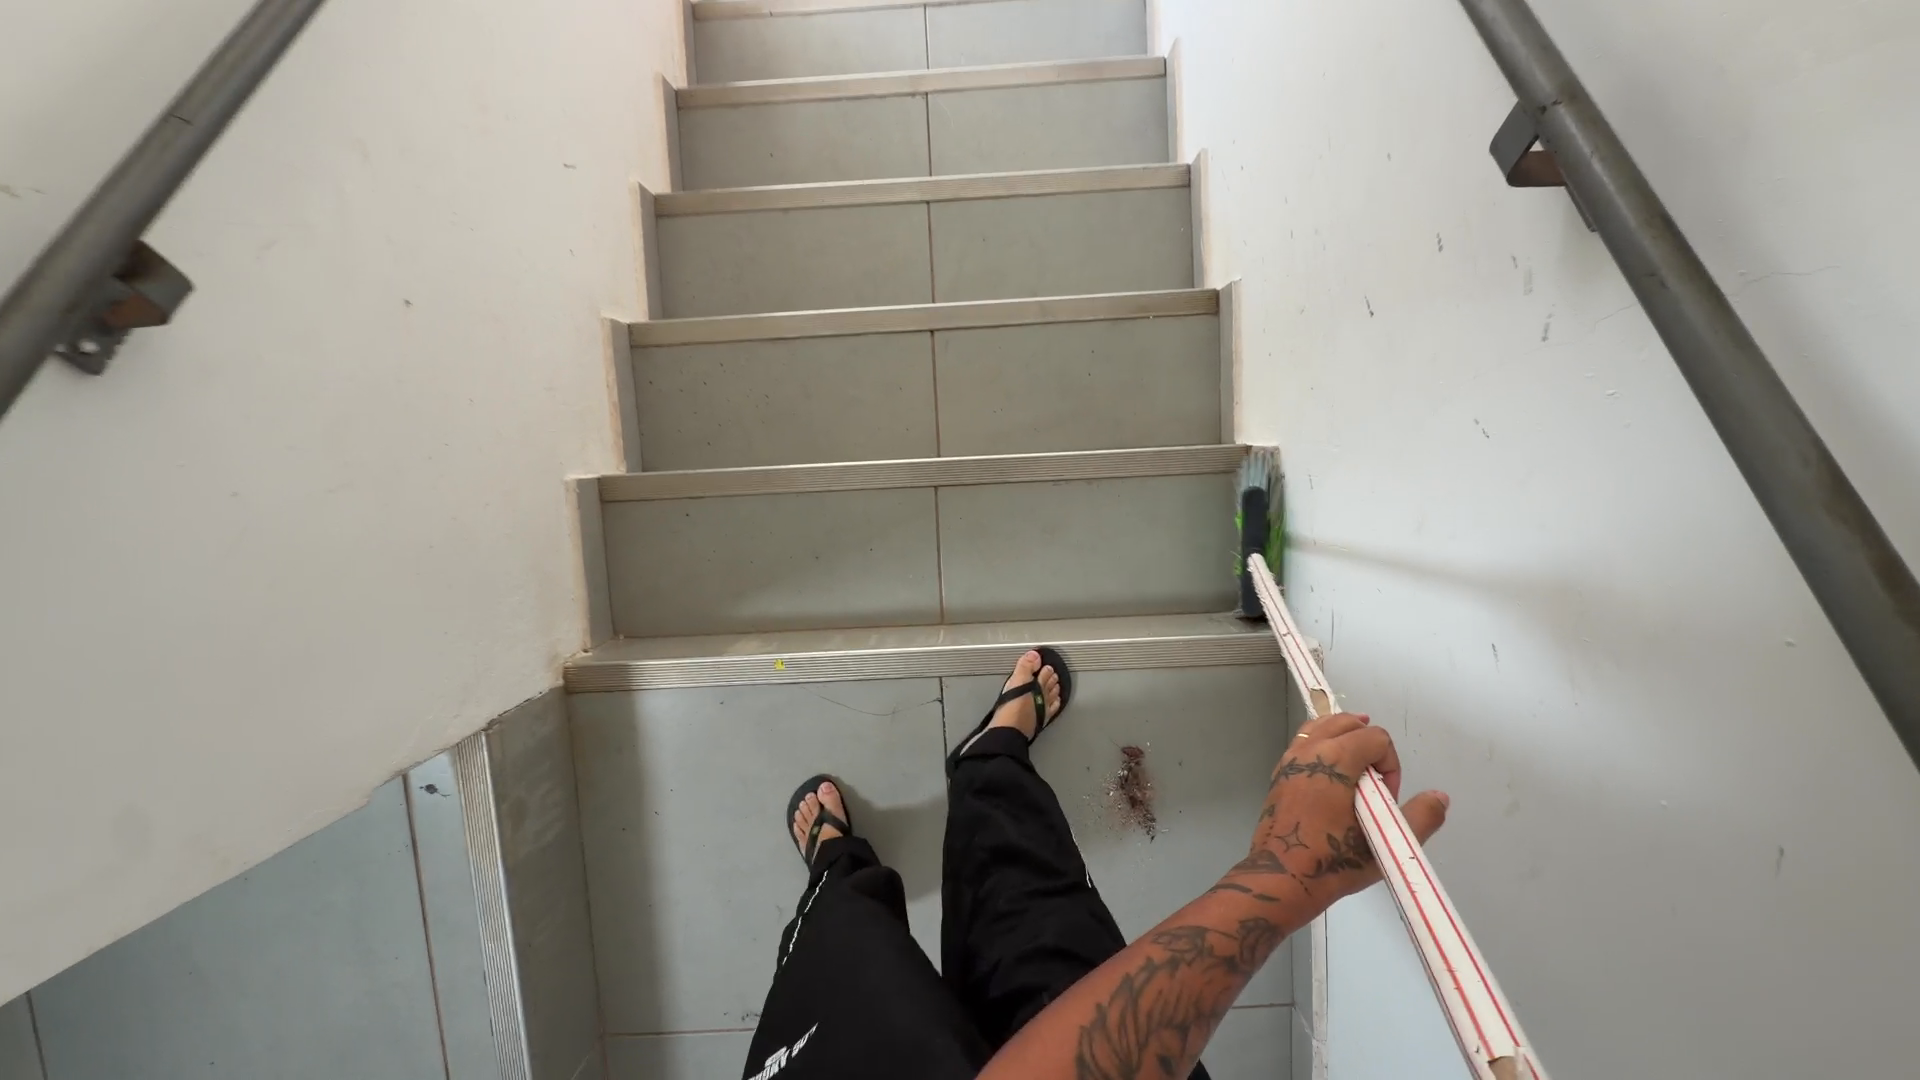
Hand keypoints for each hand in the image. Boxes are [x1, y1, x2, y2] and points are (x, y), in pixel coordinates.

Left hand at [1223, 712, 1449, 913]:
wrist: (1284, 874)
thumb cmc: (1336, 858)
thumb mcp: (1387, 841)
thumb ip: (1420, 816)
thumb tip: (1439, 796)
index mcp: (1334, 758)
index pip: (1375, 737)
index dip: (1390, 763)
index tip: (1387, 796)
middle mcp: (1309, 749)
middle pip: (1346, 722)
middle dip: (1369, 744)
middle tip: (1376, 781)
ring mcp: (1289, 758)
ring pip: (1320, 726)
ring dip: (1344, 736)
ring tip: (1360, 761)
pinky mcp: (1279, 772)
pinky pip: (1303, 742)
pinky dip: (1322, 744)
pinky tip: (1332, 769)